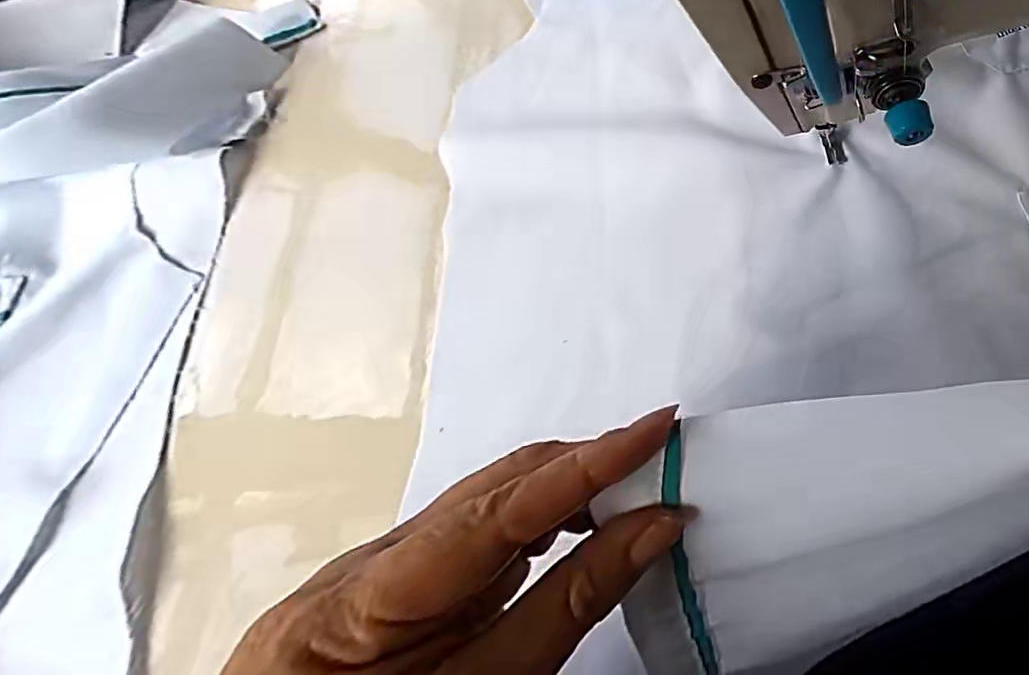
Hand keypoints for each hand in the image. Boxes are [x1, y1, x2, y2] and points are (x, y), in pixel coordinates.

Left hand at [223, 407, 689, 674]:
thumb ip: (573, 601)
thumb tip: (655, 524)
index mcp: (363, 602)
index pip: (501, 505)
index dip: (587, 462)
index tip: (658, 426)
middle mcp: (369, 562)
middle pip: (499, 484)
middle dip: (588, 464)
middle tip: (665, 457)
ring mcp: (385, 560)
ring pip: (496, 490)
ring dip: (572, 483)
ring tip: (638, 485)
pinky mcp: (408, 567)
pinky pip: (488, 516)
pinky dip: (545, 510)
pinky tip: (584, 516)